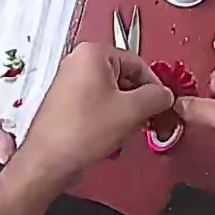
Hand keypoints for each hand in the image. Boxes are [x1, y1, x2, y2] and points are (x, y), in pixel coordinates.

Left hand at [12, 42, 172, 189]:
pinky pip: (96, 101)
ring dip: (124, 109)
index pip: (137, 63)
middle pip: (124, 76)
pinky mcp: (65, 100)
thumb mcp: (132, 110)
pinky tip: (111, 132)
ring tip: (127, 128)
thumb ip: (157, 96)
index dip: (153, 85)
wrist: (49, 161)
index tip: (161, 102)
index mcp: (93, 53)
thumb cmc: (83, 131)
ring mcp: (69, 80)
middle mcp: (78, 61)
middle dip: (137, 98)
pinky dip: (109, 114)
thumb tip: (165, 94)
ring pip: (111, 90)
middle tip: (145, 117)